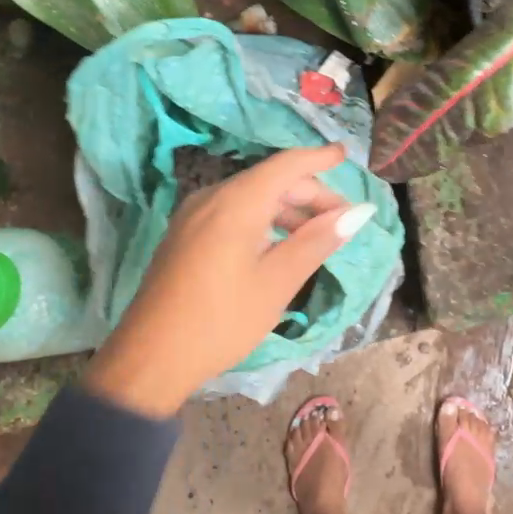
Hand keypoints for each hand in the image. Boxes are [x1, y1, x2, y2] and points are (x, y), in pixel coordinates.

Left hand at [85, 145, 373, 418]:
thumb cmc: (222, 319)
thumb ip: (319, 240)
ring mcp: (193, 215)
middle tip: (343, 220)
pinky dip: (263, 220)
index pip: (287, 164)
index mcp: (237, 202)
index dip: (320, 158)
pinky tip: (279, 246)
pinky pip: (232, 212)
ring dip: (287, 210)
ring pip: (251, 197)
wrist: (151, 359)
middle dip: (309, 194)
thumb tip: (361, 211)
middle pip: (270, 180)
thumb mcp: (278, 281)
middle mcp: (212, 197)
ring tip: (317, 236)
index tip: (347, 154)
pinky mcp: (185, 235)